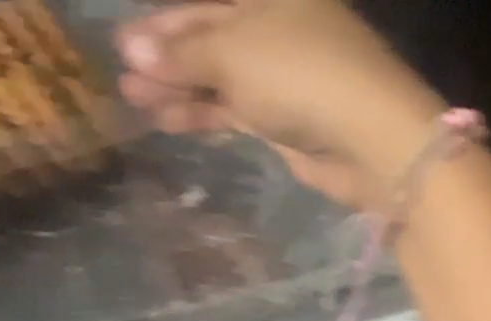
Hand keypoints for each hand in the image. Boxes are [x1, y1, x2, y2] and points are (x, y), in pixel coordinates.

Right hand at [116, 0, 445, 209]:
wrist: (368, 138)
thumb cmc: (300, 73)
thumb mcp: (233, 53)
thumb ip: (182, 54)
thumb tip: (132, 49)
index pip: (206, 4)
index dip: (163, 23)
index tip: (123, 42)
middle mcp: (277, 27)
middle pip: (211, 38)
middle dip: (166, 56)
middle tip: (122, 74)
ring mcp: (282, 75)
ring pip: (219, 77)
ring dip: (177, 88)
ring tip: (134, 99)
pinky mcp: (285, 118)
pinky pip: (233, 109)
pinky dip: (202, 113)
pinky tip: (167, 119)